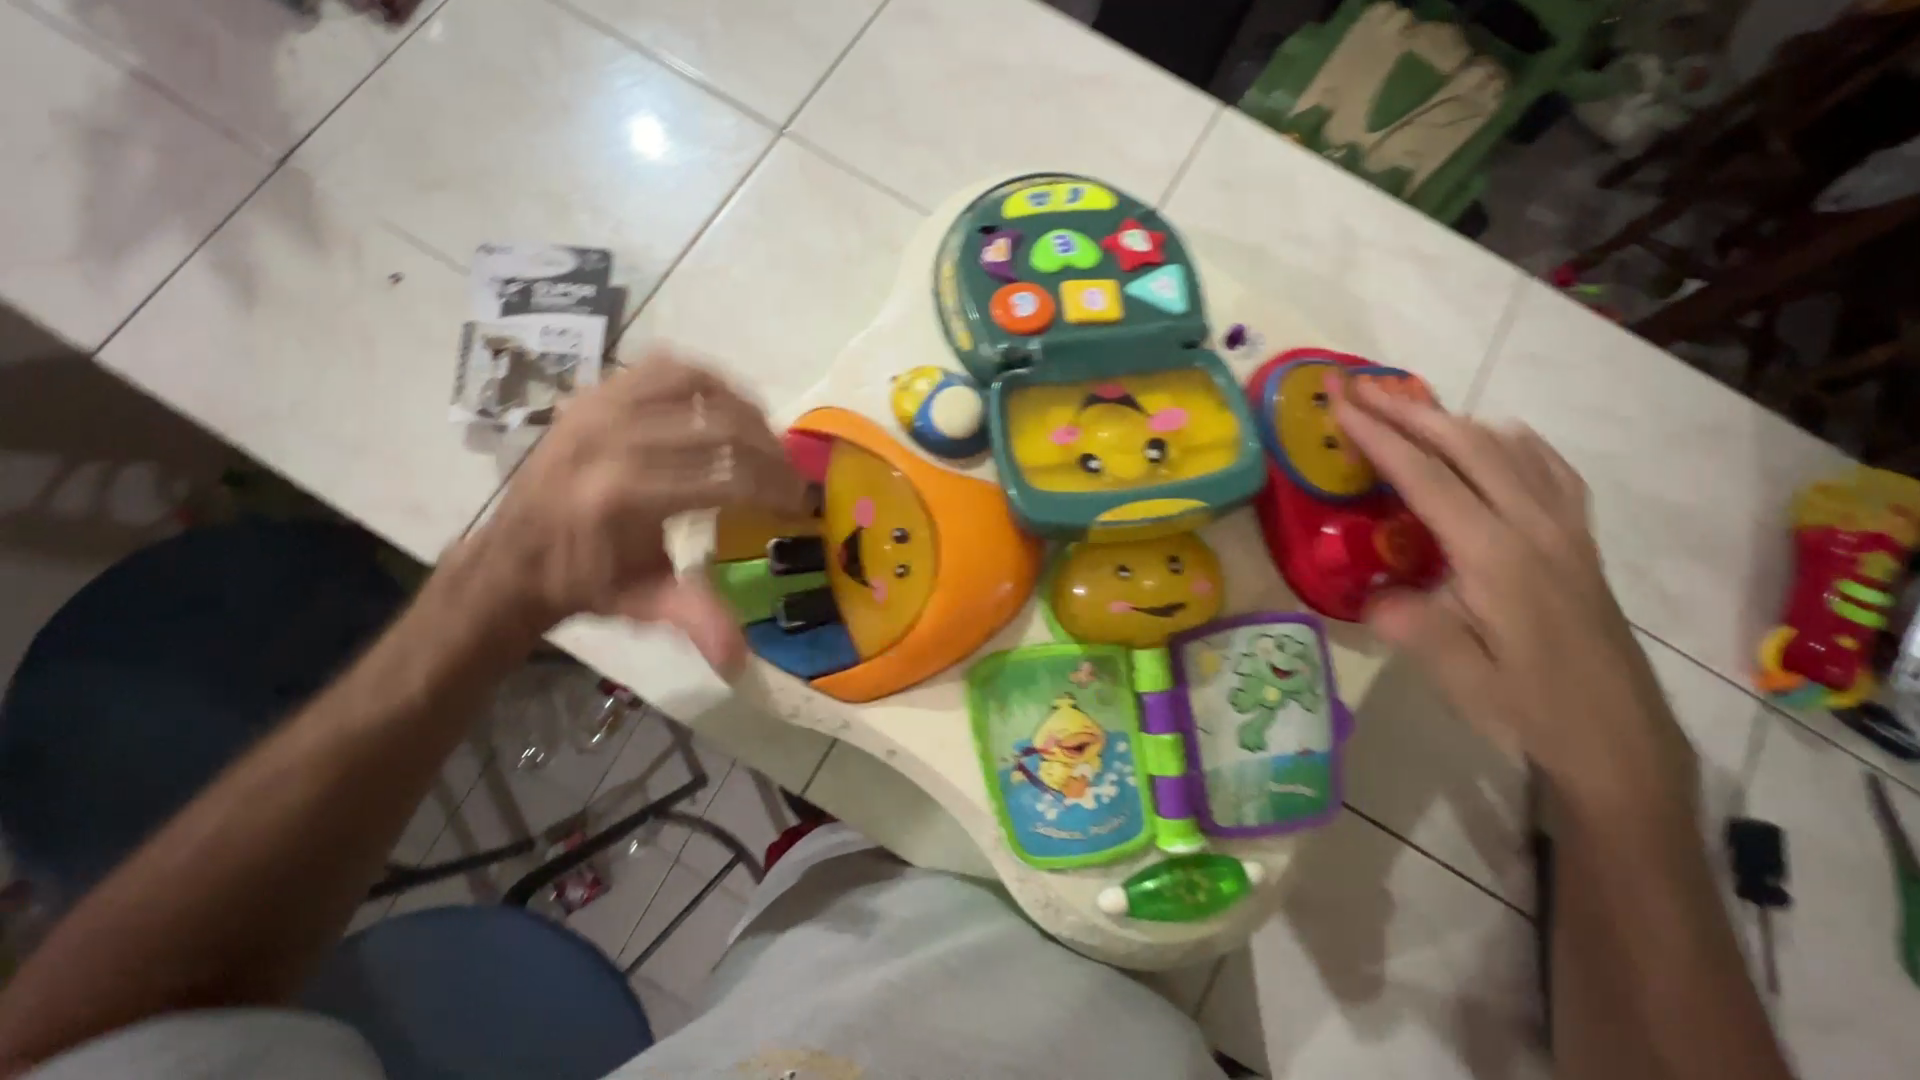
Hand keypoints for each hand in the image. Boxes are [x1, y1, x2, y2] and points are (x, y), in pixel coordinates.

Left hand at [460, 350, 808, 671]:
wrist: (513, 556)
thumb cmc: (585, 582)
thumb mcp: (641, 605)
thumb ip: (693, 619)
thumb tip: (739, 657)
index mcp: (624, 495)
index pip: (726, 475)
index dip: (774, 486)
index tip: (799, 502)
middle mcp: (612, 439)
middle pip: (720, 426)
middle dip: (769, 451)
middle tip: (790, 475)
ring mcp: (599, 408)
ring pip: (698, 388)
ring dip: (744, 412)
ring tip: (764, 441)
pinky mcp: (594, 393)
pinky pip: (665, 368)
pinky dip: (705, 382)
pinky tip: (723, 407)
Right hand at [1332, 378, 1695, 809]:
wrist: (1617, 737)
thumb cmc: (1530, 709)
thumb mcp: (1458, 677)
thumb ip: (1412, 625)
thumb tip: (1372, 593)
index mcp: (1496, 556)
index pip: (1427, 478)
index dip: (1379, 437)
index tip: (1340, 404)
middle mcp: (1535, 526)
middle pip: (1469, 445)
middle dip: (1409, 412)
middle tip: (1361, 390)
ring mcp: (1565, 529)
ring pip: (1511, 447)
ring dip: (1454, 421)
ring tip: (1410, 414)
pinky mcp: (1580, 541)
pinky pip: (1549, 469)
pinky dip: (1510, 443)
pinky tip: (1494, 446)